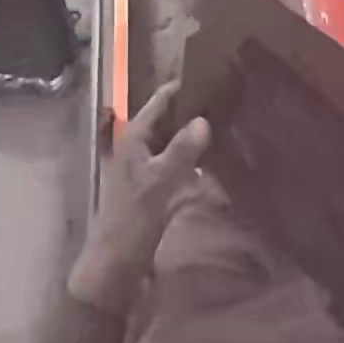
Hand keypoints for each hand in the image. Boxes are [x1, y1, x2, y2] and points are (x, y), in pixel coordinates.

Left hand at [68, 82, 210, 311]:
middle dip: (193, 108)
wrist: (115, 266)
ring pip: (173, 138)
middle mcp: (139, 143)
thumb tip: (204, 119)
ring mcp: (145, 164)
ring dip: (194, 132)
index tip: (213, 75)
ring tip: (227, 123)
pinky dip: (193, 155)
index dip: (184, 86)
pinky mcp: (153, 184)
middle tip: (228, 99)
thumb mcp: (160, 183)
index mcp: (135, 134)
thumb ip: (182, 150)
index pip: (162, 98)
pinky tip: (214, 158)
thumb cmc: (133, 219)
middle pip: (169, 116)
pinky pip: (176, 159)